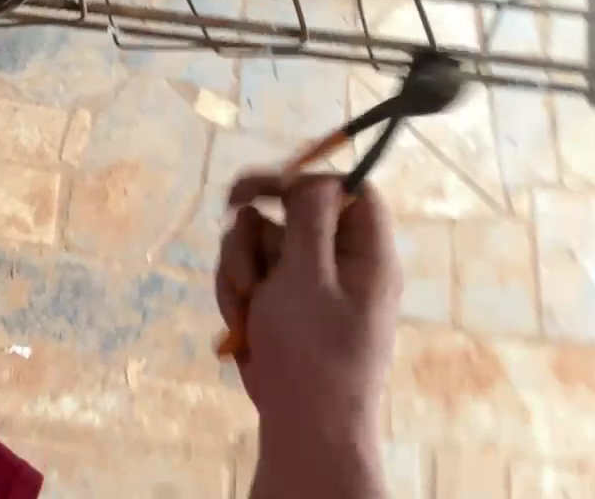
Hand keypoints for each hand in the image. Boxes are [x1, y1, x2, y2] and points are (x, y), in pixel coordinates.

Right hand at [216, 174, 399, 458]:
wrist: (299, 415)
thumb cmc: (312, 350)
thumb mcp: (307, 281)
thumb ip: (309, 225)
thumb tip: (314, 181)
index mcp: (365, 257)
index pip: (351, 192)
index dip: (310, 179)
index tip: (269, 185)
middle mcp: (337, 261)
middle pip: (290, 208)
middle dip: (254, 219)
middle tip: (229, 208)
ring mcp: (304, 278)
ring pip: (256, 237)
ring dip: (237, 262)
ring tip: (246, 300)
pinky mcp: (276, 294)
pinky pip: (243, 265)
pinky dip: (233, 285)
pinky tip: (242, 315)